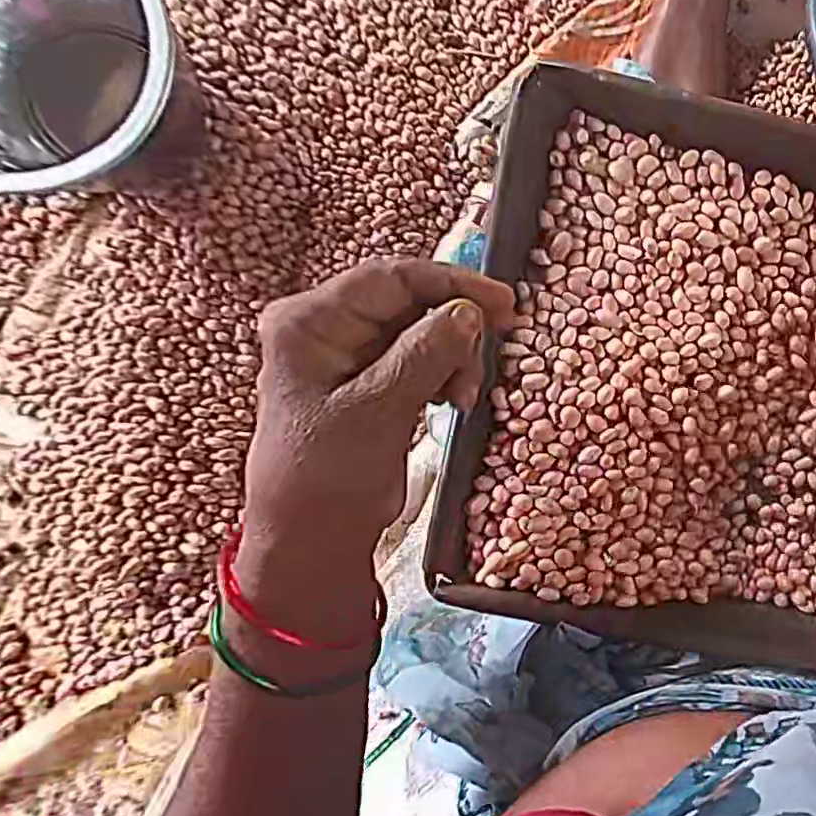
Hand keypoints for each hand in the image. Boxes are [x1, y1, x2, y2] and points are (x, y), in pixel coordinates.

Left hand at [235, 260, 512, 642]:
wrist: (312, 535)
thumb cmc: (327, 476)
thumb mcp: (377, 412)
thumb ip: (423, 356)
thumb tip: (469, 312)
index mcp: (311, 323)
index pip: (390, 279)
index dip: (452, 284)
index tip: (504, 302)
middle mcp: (329, 329)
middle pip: (411, 303)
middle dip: (455, 331)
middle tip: (487, 362)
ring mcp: (352, 356)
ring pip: (424, 332)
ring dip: (455, 358)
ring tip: (462, 398)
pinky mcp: (374, 381)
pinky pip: (423, 360)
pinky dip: (447, 375)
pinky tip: (453, 401)